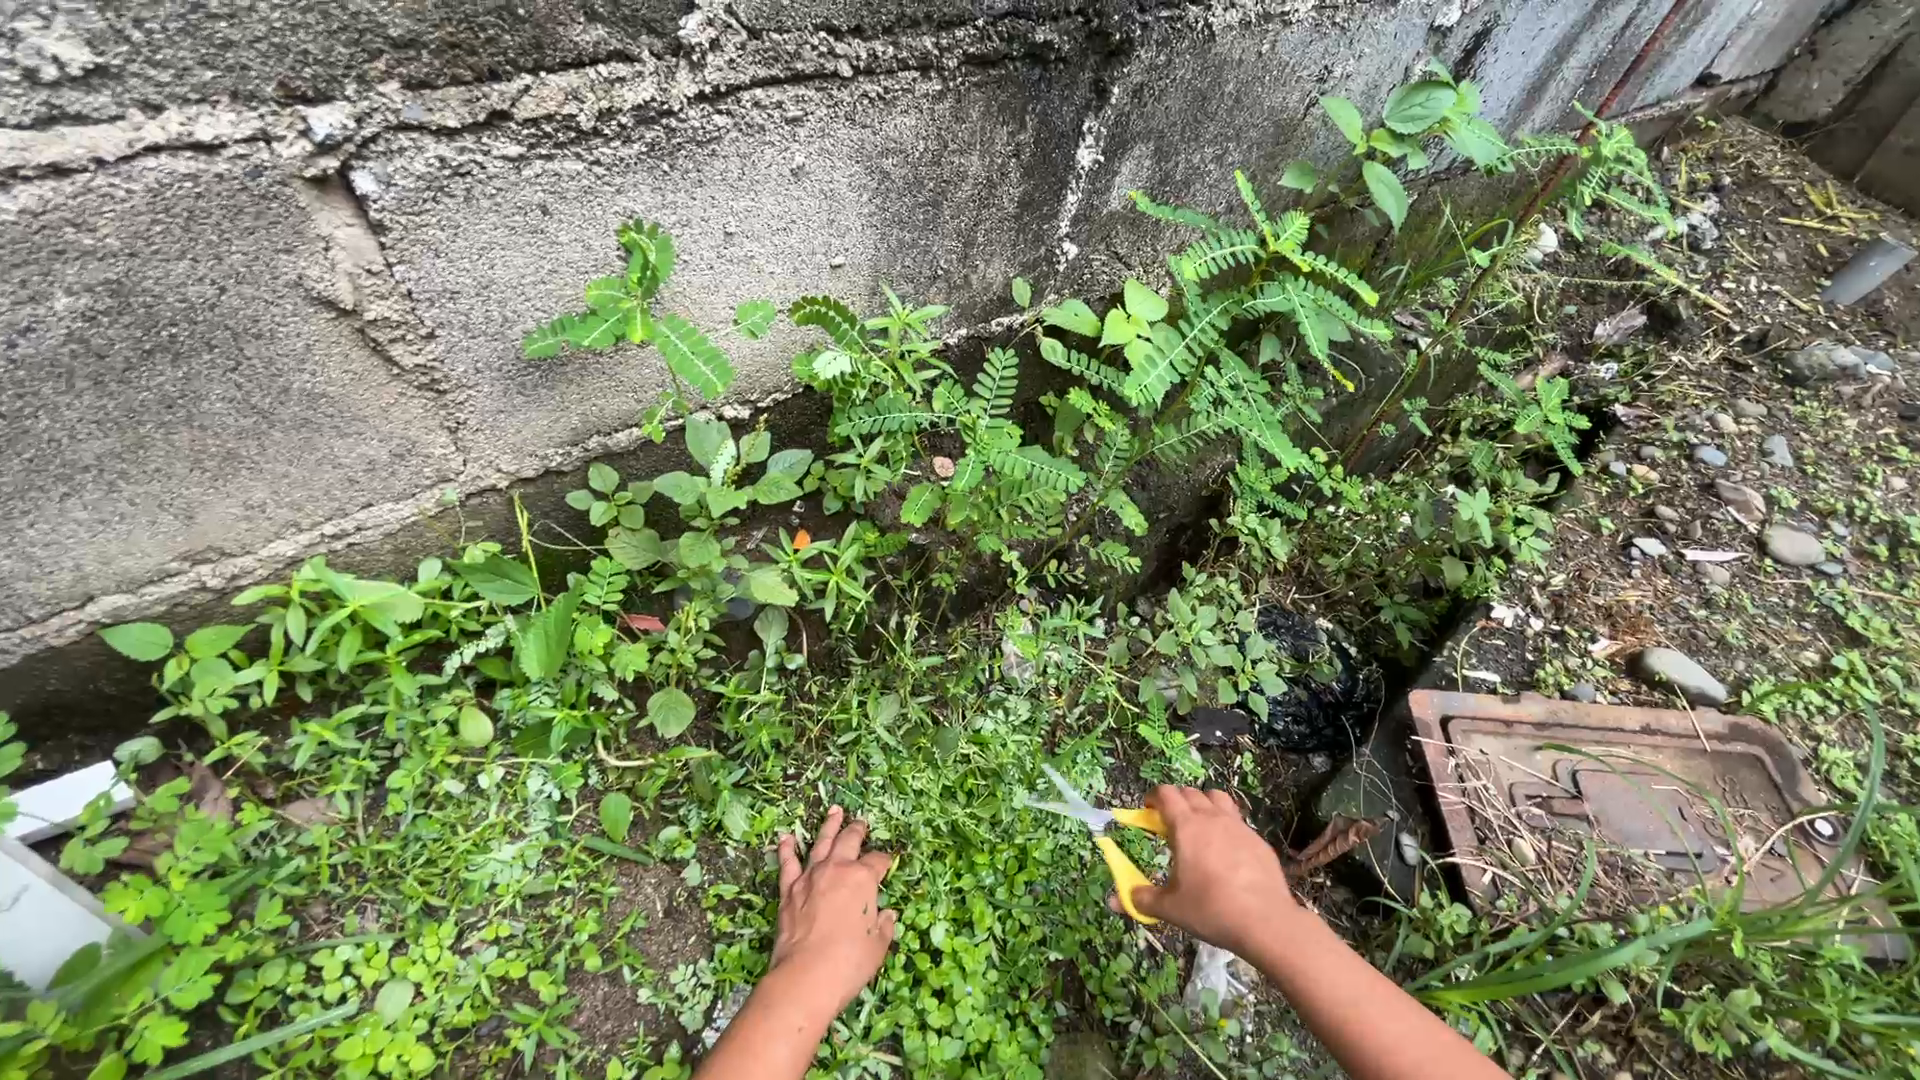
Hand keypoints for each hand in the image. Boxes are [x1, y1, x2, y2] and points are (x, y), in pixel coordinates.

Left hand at [769, 806, 896, 1015]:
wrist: (805, 977)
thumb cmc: (849, 963)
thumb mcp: (878, 946)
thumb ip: (884, 926)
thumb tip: (886, 915)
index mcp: (863, 879)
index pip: (878, 862)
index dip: (885, 862)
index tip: (888, 863)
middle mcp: (837, 869)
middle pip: (849, 841)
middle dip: (857, 830)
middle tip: (861, 822)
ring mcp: (810, 877)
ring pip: (821, 843)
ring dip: (828, 826)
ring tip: (834, 811)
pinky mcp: (789, 891)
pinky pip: (788, 864)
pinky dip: (787, 850)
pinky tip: (786, 838)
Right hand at [1109, 785, 1295, 955]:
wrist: (1266, 922)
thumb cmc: (1211, 909)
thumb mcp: (1170, 908)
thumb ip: (1142, 899)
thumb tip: (1116, 900)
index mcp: (1186, 826)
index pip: (1166, 794)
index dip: (1153, 797)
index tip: (1147, 810)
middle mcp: (1212, 818)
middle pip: (1190, 792)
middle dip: (1176, 800)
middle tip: (1170, 822)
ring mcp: (1238, 827)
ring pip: (1217, 798)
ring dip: (1204, 803)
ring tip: (1200, 826)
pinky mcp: (1258, 841)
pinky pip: (1238, 821)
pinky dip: (1226, 826)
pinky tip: (1227, 852)